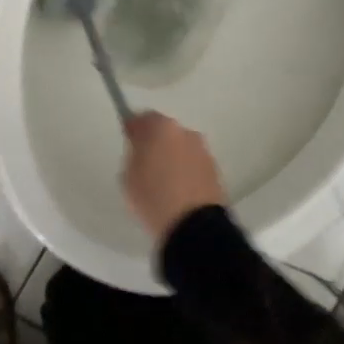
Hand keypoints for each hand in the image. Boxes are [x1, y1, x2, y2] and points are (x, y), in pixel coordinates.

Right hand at [121, 111, 227, 240]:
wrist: (195, 226)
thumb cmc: (154, 197)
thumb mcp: (128, 176)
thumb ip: (133, 154)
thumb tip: (140, 147)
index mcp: (161, 127)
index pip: (144, 117)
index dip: (135, 129)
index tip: (129, 143)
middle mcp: (185, 132)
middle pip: (165, 131)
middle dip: (155, 143)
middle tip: (145, 164)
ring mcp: (203, 151)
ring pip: (181, 148)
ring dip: (173, 157)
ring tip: (163, 182)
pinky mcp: (215, 171)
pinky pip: (193, 164)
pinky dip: (186, 172)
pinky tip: (178, 191)